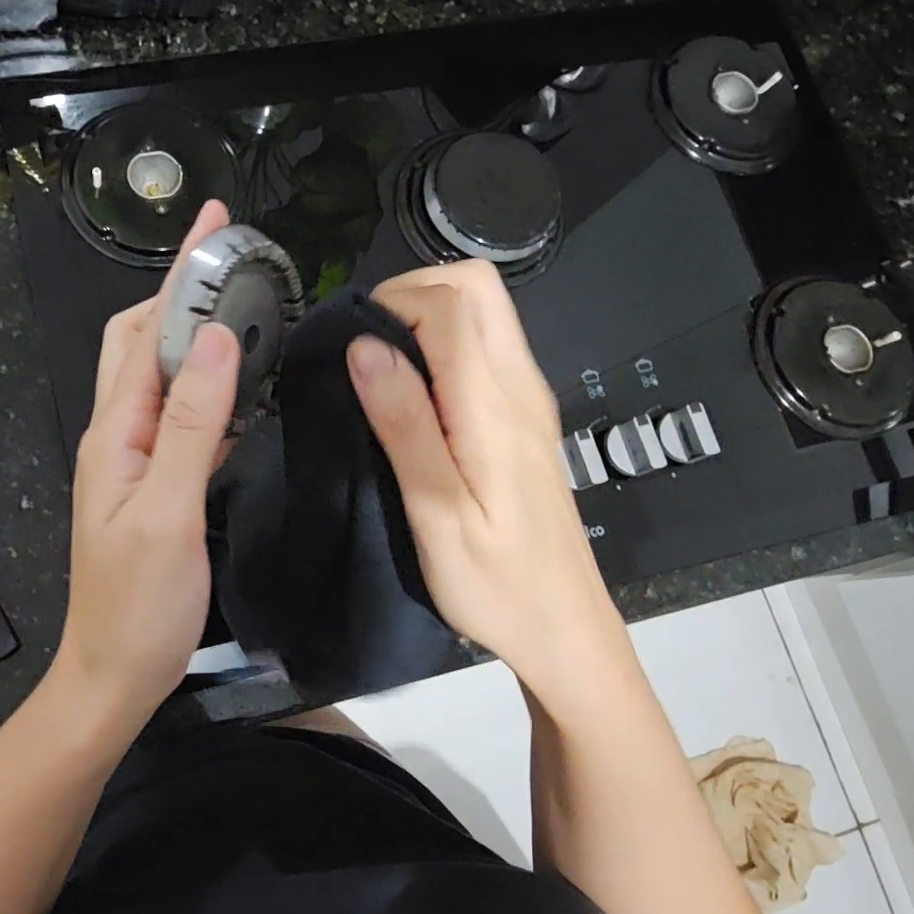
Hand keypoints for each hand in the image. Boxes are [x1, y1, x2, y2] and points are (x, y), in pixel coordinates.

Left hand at [55, 201, 238, 718]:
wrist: (114, 674)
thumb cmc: (138, 605)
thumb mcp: (166, 513)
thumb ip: (190, 425)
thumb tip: (221, 340)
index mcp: (114, 432)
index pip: (147, 334)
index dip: (180, 275)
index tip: (215, 224)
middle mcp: (117, 434)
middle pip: (141, 343)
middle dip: (180, 294)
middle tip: (233, 265)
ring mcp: (133, 460)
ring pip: (162, 377)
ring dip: (197, 337)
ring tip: (245, 310)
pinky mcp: (154, 483)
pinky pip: (181, 417)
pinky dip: (210, 388)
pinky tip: (242, 387)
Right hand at [347, 259, 616, 675]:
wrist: (564, 627)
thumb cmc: (494, 583)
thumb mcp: (437, 514)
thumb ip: (404, 425)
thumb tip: (366, 347)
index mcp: (494, 406)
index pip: (450, 303)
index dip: (392, 301)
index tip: (349, 345)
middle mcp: (519, 386)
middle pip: (477, 286)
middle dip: (412, 292)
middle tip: (365, 343)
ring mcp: (528, 399)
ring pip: (484, 312)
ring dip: (427, 315)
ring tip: (380, 367)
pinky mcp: (525, 418)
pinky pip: (486, 347)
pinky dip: (443, 343)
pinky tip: (412, 394)